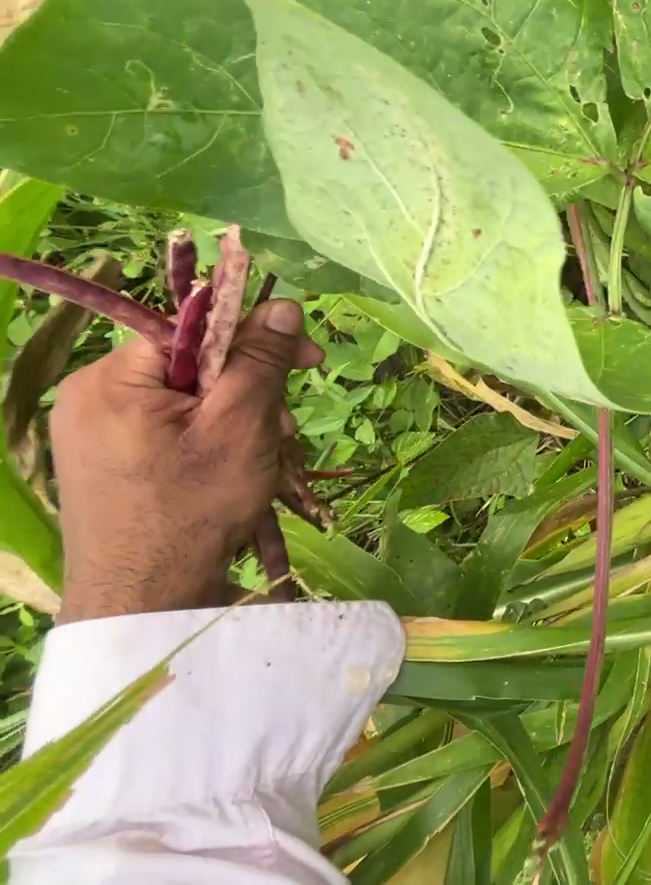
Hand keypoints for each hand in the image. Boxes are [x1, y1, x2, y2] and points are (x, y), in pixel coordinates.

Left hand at [49, 299, 323, 622]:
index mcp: (111, 379)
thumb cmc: (196, 503)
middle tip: (284, 430)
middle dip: (254, 390)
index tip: (313, 360)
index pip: (197, 329)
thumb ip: (261, 360)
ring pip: (194, 399)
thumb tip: (282, 304)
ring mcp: (96, 430)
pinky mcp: (110, 458)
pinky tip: (239, 467)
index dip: (259, 337)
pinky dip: (219, 439)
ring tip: (264, 457)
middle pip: (199, 365)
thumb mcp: (243, 424)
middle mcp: (92, 396)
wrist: (147, 592)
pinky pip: (177, 427)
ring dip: (244, 419)